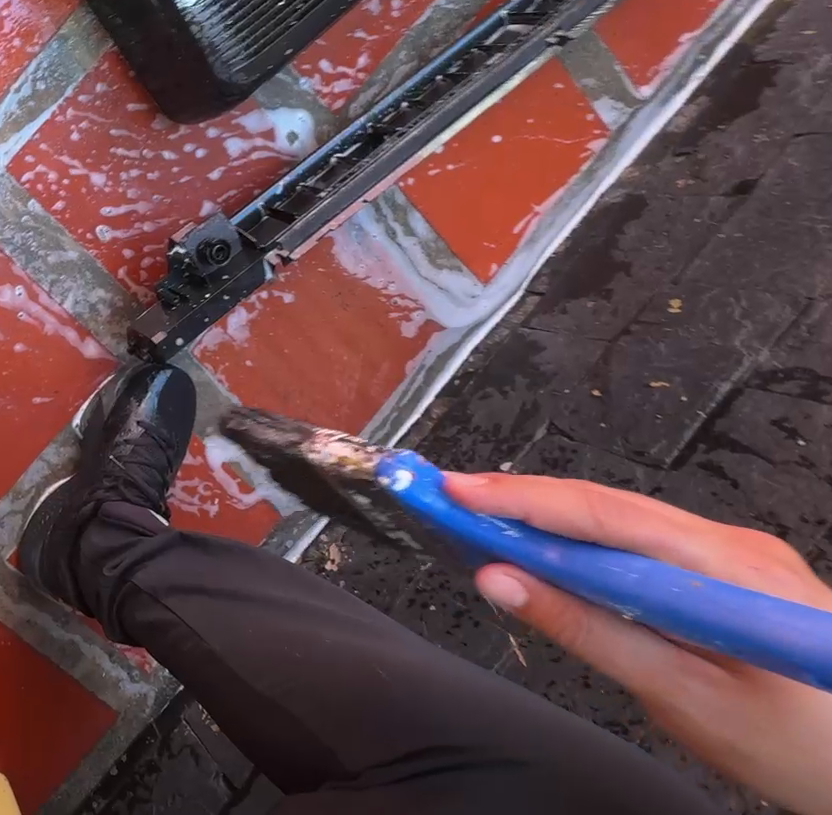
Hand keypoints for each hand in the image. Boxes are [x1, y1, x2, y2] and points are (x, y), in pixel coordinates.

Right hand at [447, 472, 831, 813]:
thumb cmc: (803, 750)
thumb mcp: (686, 699)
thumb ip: (589, 631)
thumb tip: (496, 580)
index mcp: (731, 571)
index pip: (606, 516)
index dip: (522, 499)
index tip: (453, 491)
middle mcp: (730, 544)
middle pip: (605, 505)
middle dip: (517, 497)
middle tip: (444, 494)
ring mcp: (729, 552)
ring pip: (614, 516)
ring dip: (541, 514)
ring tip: (473, 514)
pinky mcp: (720, 566)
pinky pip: (630, 536)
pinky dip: (572, 534)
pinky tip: (536, 542)